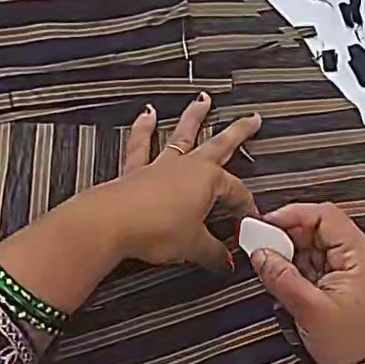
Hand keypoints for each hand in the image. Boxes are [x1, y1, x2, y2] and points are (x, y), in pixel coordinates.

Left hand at [68, 93, 261, 273]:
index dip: (245, 210)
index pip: (237, 193)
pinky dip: (144, 128)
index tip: (247, 226)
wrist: (111, 224)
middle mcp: (187, 166)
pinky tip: (147, 115)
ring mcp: (161, 165)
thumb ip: (213, 253)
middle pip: (220, 145)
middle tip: (253, 120)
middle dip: (239, 132)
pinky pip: (142, 144)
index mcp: (208, 180)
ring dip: (194, 117)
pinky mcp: (136, 171)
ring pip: (183, 135)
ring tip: (203, 101)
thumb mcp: (194, 246)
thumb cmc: (155, 229)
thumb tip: (224, 262)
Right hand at [247, 202, 364, 363]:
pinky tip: (289, 283)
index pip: (325, 216)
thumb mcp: (310, 311)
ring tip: (276, 273)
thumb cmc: (353, 347)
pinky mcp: (348, 282)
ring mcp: (356, 269)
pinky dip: (301, 269)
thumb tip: (260, 254)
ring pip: (316, 246)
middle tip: (263, 250)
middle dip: (288, 238)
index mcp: (361, 255)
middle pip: (319, 229)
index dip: (291, 215)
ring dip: (293, 255)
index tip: (265, 225)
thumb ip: (281, 277)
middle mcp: (363, 256)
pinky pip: (319, 263)